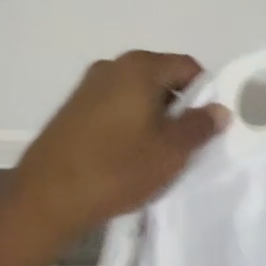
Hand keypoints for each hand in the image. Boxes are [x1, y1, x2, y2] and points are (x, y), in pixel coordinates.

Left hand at [7, 50, 229, 238]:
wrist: (46, 198)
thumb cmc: (117, 168)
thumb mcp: (171, 151)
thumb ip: (200, 126)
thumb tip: (219, 109)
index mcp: (139, 67)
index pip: (187, 67)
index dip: (205, 93)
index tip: (208, 125)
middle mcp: (111, 67)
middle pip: (160, 79)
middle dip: (177, 108)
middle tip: (186, 144)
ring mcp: (86, 88)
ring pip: (135, 96)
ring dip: (152, 119)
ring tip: (156, 156)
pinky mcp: (71, 111)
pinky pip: (113, 109)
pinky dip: (128, 126)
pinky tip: (127, 158)